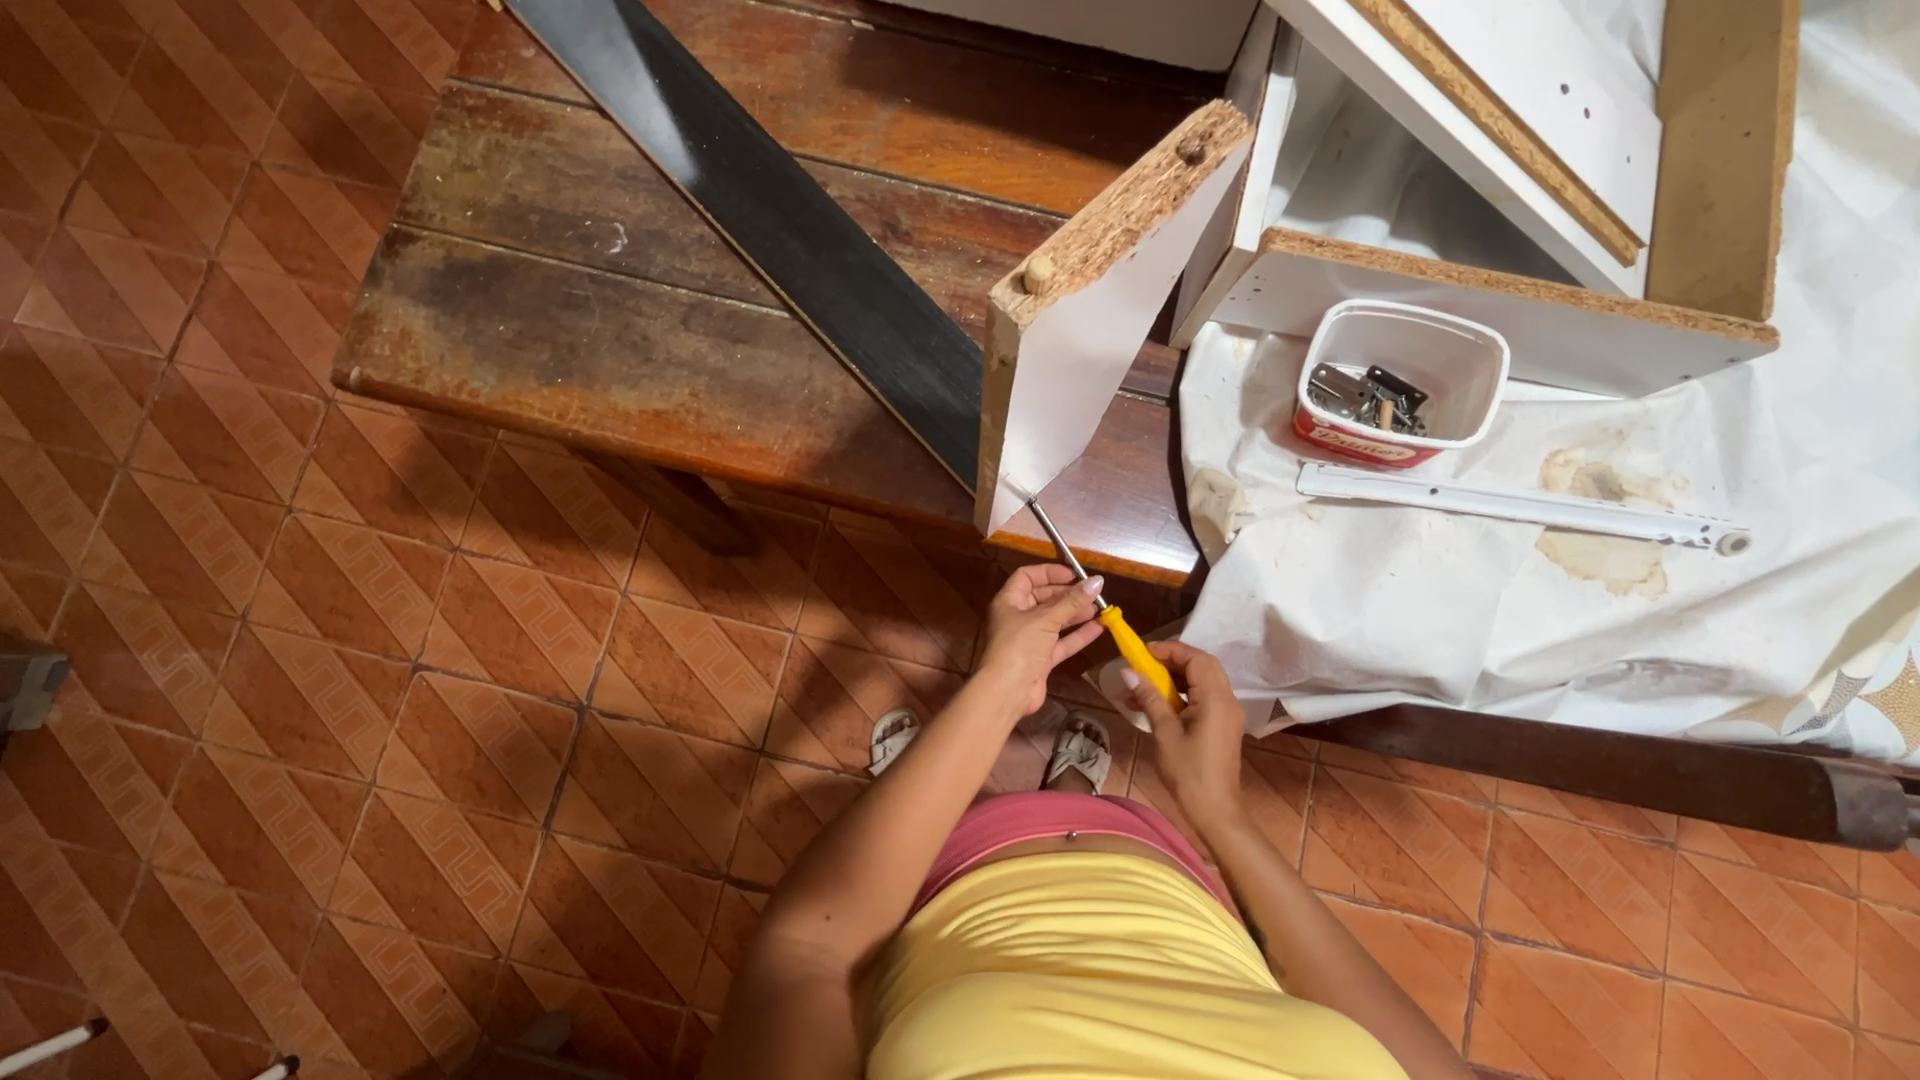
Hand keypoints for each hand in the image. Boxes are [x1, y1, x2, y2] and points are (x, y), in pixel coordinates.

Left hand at [976, 564, 1105, 715]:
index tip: (1073, 574)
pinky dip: (1078, 635)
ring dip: (1076, 614)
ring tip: (1100, 608)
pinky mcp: (1040, 659)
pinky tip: (1099, 627)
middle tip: (1092, 592)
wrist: (1007, 691)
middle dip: (1068, 595)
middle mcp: (1017, 617)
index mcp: (1009, 601)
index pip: (1027, 577)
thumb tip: (1097, 581)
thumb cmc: (1019, 647)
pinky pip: (1061, 642)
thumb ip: (1073, 601)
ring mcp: (1029, 639)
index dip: (1049, 573)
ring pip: (1055, 621)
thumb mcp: (1046, 619)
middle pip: (1043, 598)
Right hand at [1125, 642, 1247, 833]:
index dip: (1170, 650)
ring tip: (1145, 684)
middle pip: (1203, 665)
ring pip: (1204, 680)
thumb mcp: (1165, 732)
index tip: (1143, 652)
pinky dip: (1183, 693)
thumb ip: (1150, 698)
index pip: (1196, 658)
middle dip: (1173, 659)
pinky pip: (1204, 697)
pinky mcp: (1223, 724)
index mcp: (1216, 699)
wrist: (1215, 809)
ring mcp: (1228, 713)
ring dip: (1176, 677)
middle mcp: (1227, 700)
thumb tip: (1129, 672)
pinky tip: (1157, 703)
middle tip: (1145, 663)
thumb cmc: (1188, 772)